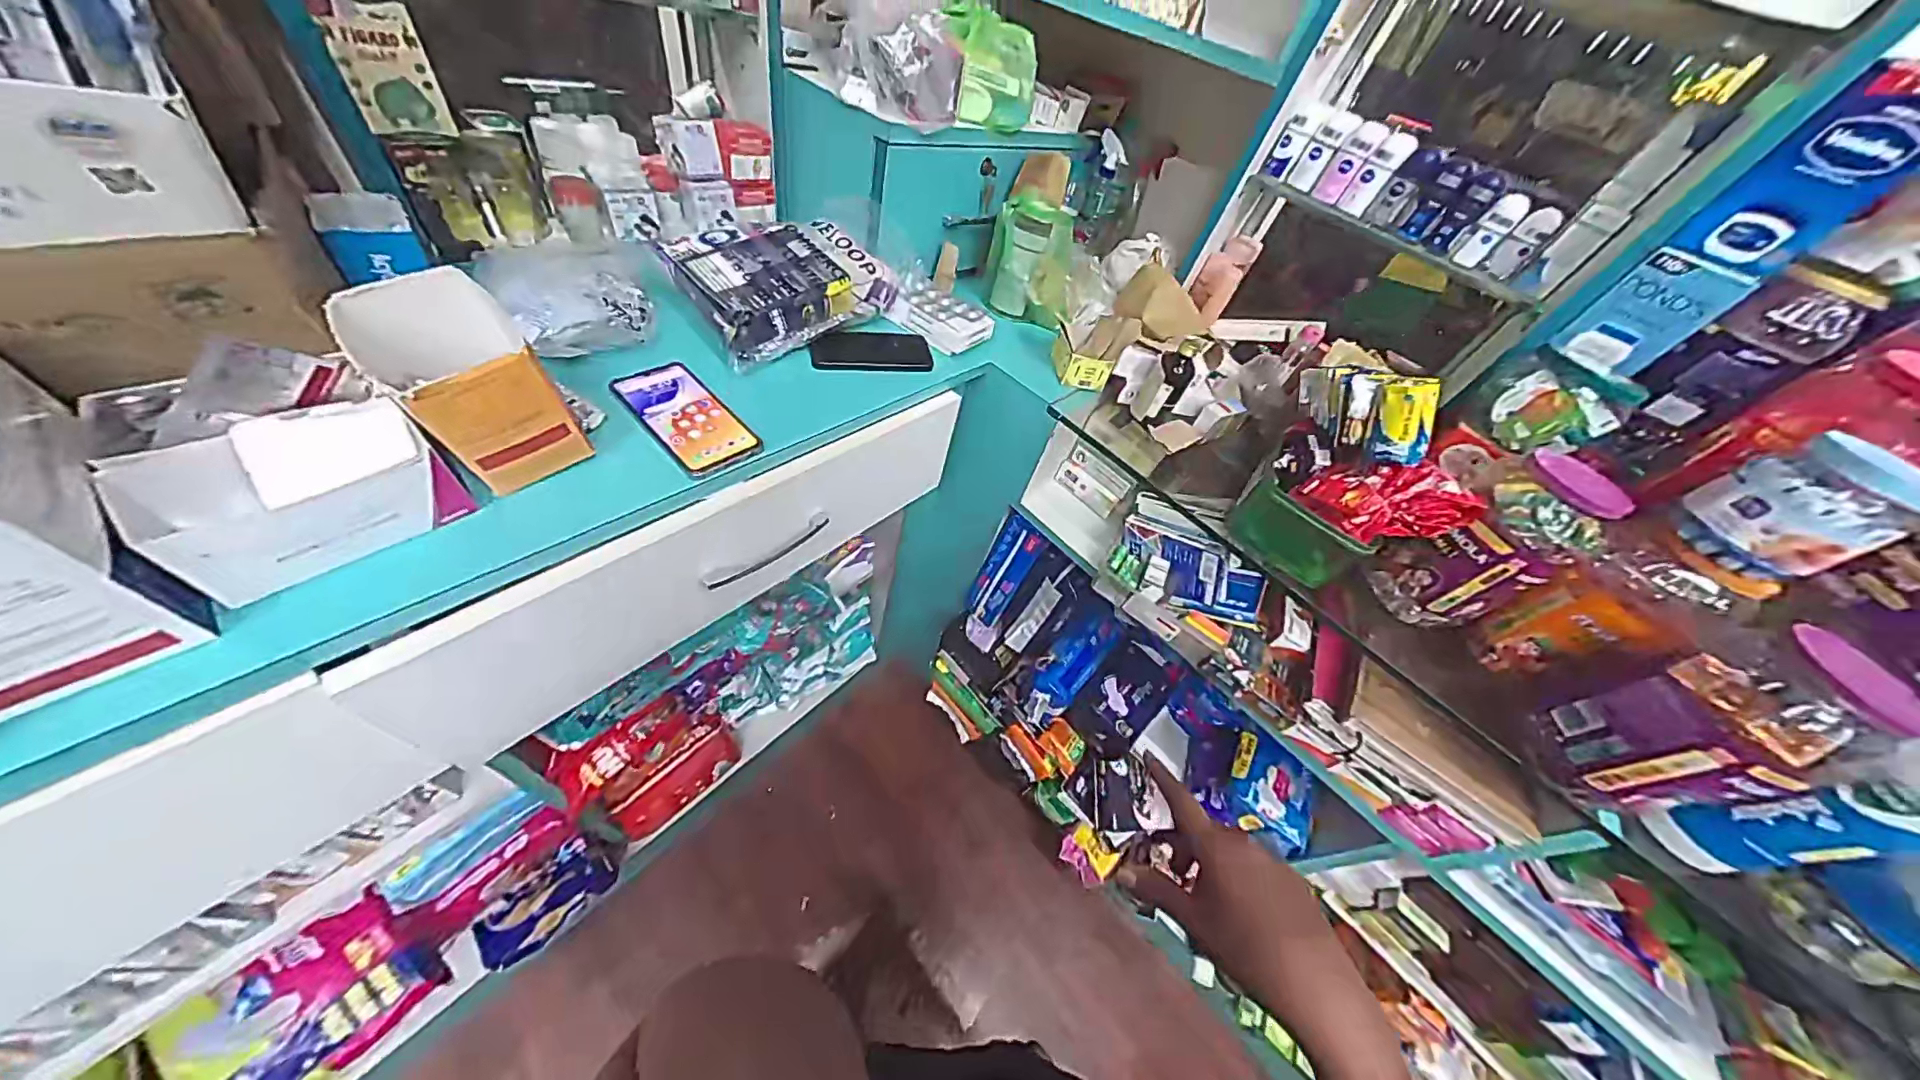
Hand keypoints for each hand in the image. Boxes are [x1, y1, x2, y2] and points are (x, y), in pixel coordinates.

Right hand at [1118, 756, 1411, 1079]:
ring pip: (1228, 850)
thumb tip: (1125, 872)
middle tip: (1171, 876)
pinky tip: (1239, 915)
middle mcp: (1244, 843)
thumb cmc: (1245, 948)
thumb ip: (1156, 889)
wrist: (1314, 983)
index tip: (1151, 759)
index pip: (1181, 801)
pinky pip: (1254, 866)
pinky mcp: (1291, 880)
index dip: (1162, 779)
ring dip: (1209, 865)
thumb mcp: (1192, 919)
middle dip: (1182, 847)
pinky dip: (1237, 877)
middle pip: (1203, 831)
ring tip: (1204, 903)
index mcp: (1215, 845)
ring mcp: (1271, 859)